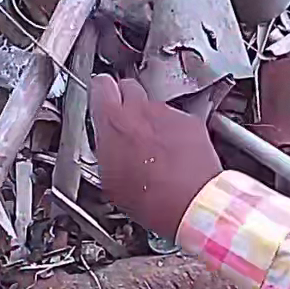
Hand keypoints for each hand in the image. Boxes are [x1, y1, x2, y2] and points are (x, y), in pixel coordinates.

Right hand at [90, 75, 221, 239]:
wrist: (191, 203)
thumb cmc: (148, 198)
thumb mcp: (108, 177)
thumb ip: (104, 147)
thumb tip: (105, 144)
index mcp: (113, 121)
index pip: (100, 85)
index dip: (99, 91)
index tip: (99, 97)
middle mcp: (140, 110)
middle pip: (128, 87)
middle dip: (124, 100)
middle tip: (123, 122)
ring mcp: (167, 114)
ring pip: (152, 105)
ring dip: (149, 120)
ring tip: (150, 148)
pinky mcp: (190, 122)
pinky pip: (175, 118)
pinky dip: (171, 131)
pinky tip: (170, 153)